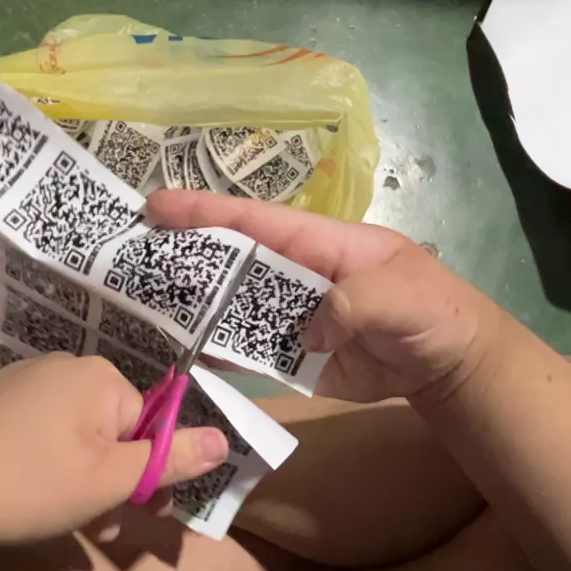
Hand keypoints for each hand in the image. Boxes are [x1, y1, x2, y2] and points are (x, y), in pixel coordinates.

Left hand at [0, 352, 227, 547]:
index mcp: (98, 377)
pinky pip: (37, 430)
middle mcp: (61, 366)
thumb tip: (226, 439)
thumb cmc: (28, 486)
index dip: (148, 475)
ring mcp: (19, 380)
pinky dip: (43, 463)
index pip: (149, 425)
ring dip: (82, 477)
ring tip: (58, 517)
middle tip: (99, 528)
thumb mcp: (111, 481)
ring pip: (75, 434)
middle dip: (114, 479)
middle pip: (113, 428)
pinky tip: (22, 494)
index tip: (136, 515)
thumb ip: (170, 460)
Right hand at [147, 190, 504, 403]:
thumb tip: (309, 328)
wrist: (444, 364)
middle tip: (126, 262)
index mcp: (321, 243)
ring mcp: (289, 316)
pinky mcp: (290, 355)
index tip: (156, 206)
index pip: (258, 222)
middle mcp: (295, 274)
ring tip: (137, 308)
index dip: (208, 213)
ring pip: (231, 307)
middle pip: (231, 263)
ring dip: (190, 308)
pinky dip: (214, 352)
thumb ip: (357, 303)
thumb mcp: (406, 296)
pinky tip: (179, 354)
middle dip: (182, 259)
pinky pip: (246, 351)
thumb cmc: (433, 312)